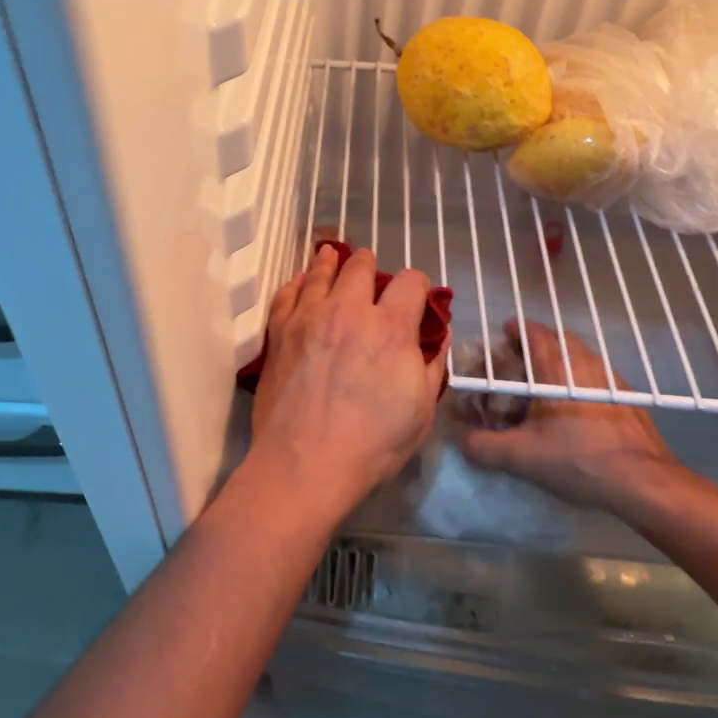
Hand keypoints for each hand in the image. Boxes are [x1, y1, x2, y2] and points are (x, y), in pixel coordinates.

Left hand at [248, 245, 447, 522]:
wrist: (305, 463)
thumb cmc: (372, 444)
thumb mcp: (421, 411)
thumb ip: (431, 368)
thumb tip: (437, 342)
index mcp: (391, 328)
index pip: (411, 282)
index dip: (419, 285)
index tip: (418, 297)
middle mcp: (349, 311)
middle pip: (360, 267)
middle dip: (370, 266)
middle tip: (370, 270)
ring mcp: (309, 318)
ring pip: (319, 274)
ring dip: (330, 262)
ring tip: (331, 254)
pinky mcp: (279, 334)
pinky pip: (286, 295)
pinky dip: (296, 284)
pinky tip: (299, 283)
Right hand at [459, 320, 677, 511]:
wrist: (642, 481)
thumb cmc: (577, 459)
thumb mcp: (519, 456)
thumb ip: (482, 445)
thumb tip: (459, 439)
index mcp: (557, 367)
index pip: (533, 332)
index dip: (516, 330)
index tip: (502, 336)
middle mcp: (585, 363)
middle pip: (558, 341)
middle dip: (536, 346)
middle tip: (518, 364)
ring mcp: (612, 379)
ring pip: (580, 358)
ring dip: (560, 364)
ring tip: (544, 388)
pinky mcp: (629, 398)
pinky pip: (597, 377)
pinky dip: (580, 382)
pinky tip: (575, 410)